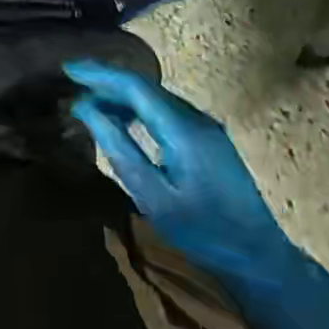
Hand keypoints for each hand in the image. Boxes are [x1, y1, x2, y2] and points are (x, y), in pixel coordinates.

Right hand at [63, 60, 291, 279]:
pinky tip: (121, 118)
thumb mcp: (150, 193)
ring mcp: (206, 127)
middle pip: (144, 86)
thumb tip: (84, 107)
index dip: (99, 73)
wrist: (260, 259)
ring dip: (120, 93)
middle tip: (72, 81)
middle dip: (106, 80)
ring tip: (89, 101)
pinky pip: (165, 109)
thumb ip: (117, 146)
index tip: (67, 69)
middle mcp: (196, 118)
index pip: (134, 85)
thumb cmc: (201, 231)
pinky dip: (137, 106)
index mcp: (182, 129)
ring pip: (155, 96)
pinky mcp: (208, 138)